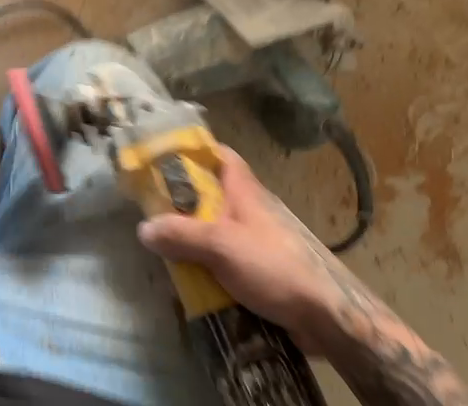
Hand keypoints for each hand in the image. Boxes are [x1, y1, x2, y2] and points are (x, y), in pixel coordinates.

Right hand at [137, 147, 347, 352]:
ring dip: (193, 236)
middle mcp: (250, 210)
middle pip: (212, 194)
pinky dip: (206, 264)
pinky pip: (224, 259)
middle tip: (152, 206)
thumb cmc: (273, 266)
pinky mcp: (260, 270)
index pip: (221, 156)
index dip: (195, 151)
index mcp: (245, 191)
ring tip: (162, 243)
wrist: (324, 317)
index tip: (164, 155)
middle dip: (184, 200)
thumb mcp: (220, 245)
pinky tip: (188, 275)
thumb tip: (143, 228)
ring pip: (216, 229)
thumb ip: (181, 234)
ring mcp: (256, 241)